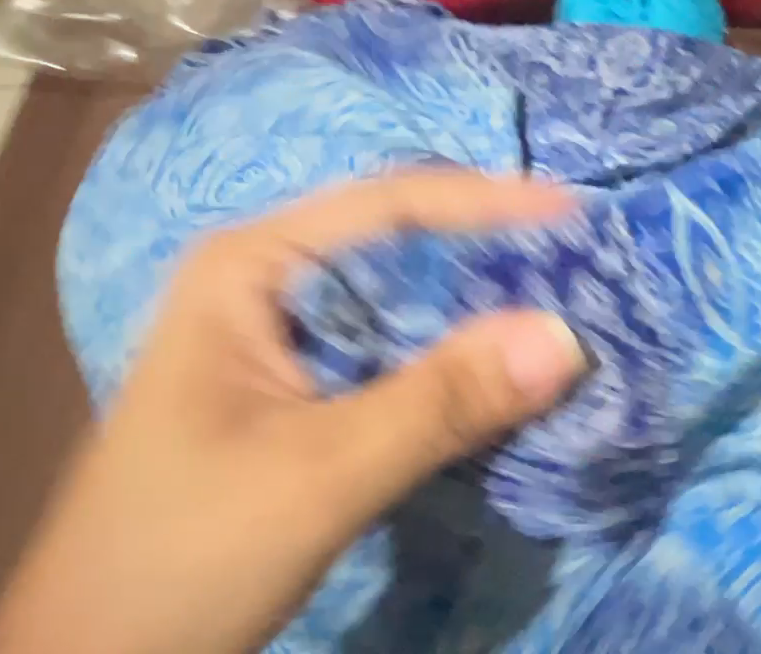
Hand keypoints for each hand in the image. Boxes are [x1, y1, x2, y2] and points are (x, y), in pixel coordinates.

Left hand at [0, 171, 586, 653]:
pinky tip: (497, 367)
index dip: (484, 203)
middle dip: (486, 253)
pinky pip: (387, 349)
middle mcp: (265, 279)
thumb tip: (565, 337)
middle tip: (580, 263)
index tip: (572, 210)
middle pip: (394, 243)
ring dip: (472, 306)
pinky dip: (446, 356)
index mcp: (250, 265)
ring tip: (558, 303)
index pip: (385, 206)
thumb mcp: (319, 474)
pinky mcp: (296, 386)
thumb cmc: (179, 557)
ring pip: (397, 298)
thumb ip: (442, 401)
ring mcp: (278, 334)